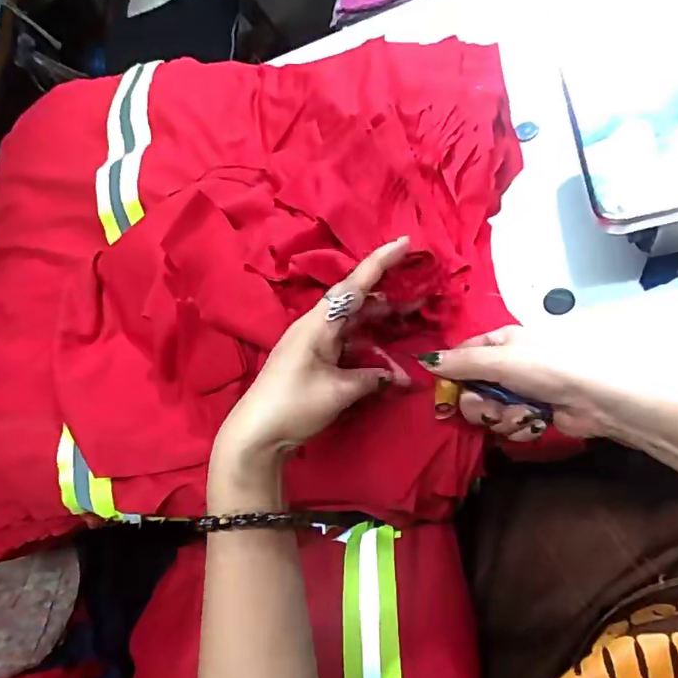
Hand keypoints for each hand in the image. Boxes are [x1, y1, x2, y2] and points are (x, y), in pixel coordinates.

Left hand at [212, 238, 413, 471]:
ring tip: (410, 318)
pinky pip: (346, 343)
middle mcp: (314, 327)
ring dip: (380, 321)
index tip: (404, 242)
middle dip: (389, 297)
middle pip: (355, 303)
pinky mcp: (312, 362)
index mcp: (317, 324)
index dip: (380, 263)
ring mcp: (312, 345)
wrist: (256, 435)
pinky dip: (368, 344)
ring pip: (353, 324)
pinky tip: (385, 351)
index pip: (353, 285)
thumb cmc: (293, 405)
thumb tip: (396, 375)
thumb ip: (371, 378)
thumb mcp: (337, 392)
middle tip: (421, 296)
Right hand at [422, 327, 610, 439]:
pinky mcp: (530, 414)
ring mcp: (518, 391)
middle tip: (490, 407)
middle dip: (479, 404)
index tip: (446, 391)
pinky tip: (534, 422)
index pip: (461, 357)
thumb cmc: (548, 369)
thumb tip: (422, 360)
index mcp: (500, 342)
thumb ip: (461, 363)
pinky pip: (507, 425)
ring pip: (488, 411)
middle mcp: (507, 365)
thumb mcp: (500, 360)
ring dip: (501, 417)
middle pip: (470, 389)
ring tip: (521, 414)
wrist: (596, 399)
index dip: (451, 375)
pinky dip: (519, 426)